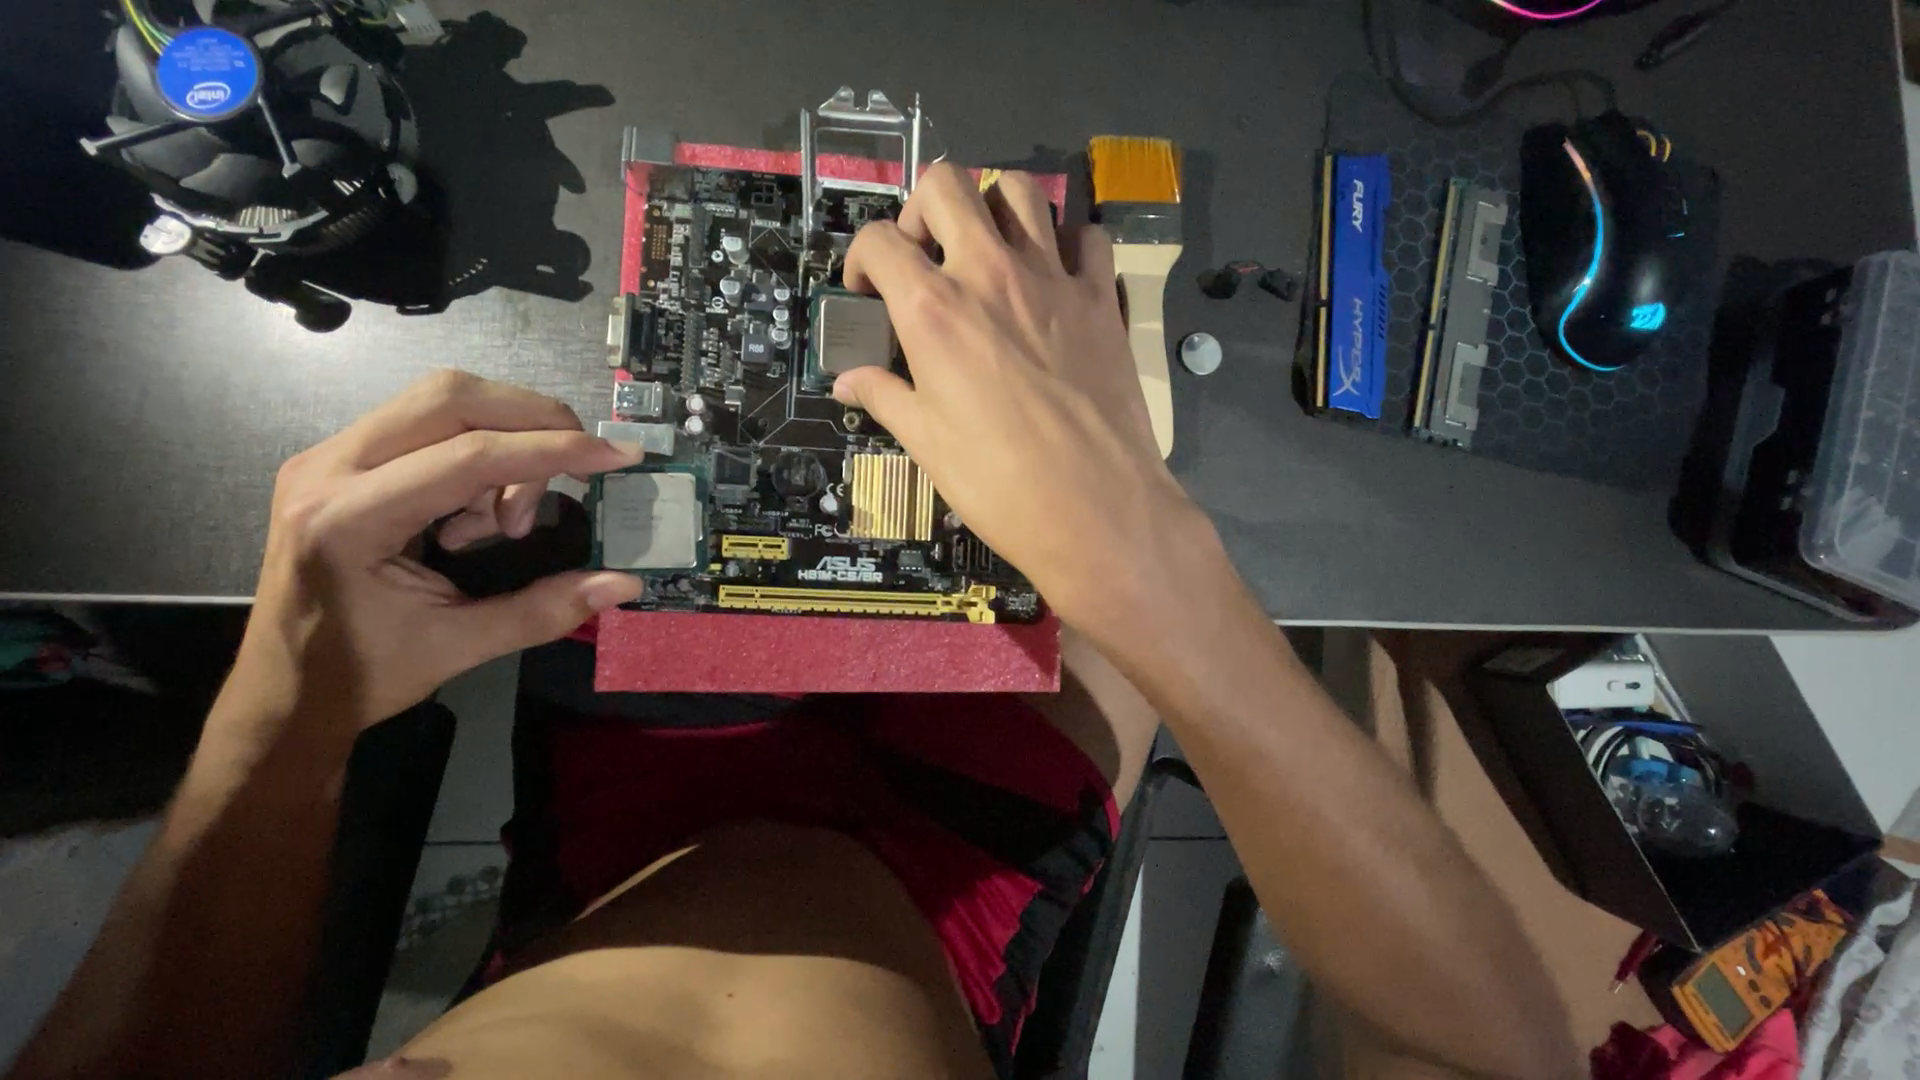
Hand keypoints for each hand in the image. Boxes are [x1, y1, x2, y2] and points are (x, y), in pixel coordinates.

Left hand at [229, 371, 644, 734]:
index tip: (619, 455)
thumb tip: (624, 583)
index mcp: (348, 518)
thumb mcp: (460, 646)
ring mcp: (331, 456)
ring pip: (443, 401)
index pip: (469, 454)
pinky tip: (477, 514)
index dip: (553, 450)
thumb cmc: (362, 674)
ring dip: (507, 440)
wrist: (285, 691)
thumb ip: (545, 609)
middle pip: (452, 398)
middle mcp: (330, 467)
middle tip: (579, 471)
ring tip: (509, 518)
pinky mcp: (343, 459)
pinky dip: (480, 452)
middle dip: (534, 423)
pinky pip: (429, 424)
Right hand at [835, 165, 1209, 625]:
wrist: (1094, 508)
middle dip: (921, 209)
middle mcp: (990, 274)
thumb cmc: (998, 483)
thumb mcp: (926, 443)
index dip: (860, 258)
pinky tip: (1057, 278)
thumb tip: (848, 380)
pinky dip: (1069, 244)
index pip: (878, 240)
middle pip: (947, 184)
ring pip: (1021, 192)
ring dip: (994, 208)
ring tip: (988, 252)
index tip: (868, 291)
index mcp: (934, 311)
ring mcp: (1054, 280)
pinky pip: (1088, 238)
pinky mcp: (1102, 299)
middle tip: (925, 256)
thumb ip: (884, 396)